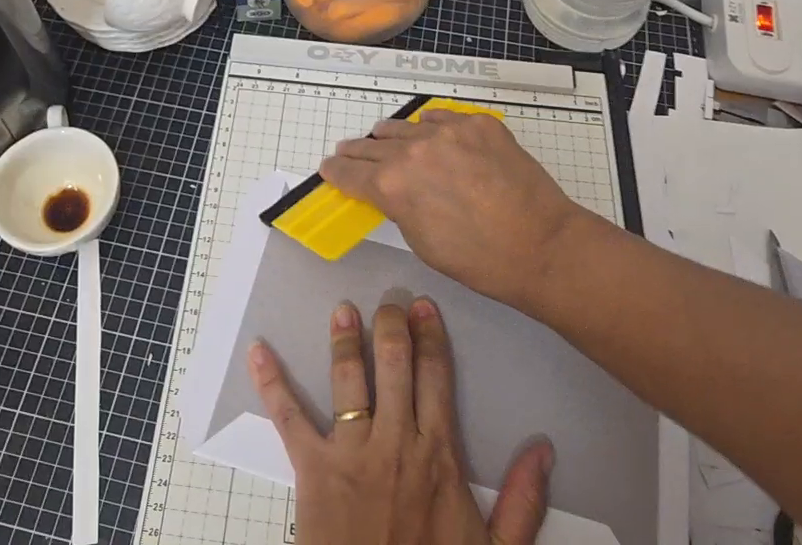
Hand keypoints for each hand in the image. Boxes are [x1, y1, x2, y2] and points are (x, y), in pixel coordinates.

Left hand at [247, 299, 552, 544]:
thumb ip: (522, 500)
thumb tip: (543, 448)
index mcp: (437, 455)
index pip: (436, 379)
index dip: (430, 338)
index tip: (424, 308)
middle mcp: (394, 441)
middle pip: (394, 366)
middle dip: (391, 326)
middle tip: (389, 301)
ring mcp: (350, 453)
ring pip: (347, 380)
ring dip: (344, 340)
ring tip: (342, 310)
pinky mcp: (312, 469)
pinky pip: (288, 417)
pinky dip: (270, 381)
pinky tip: (258, 352)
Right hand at [320, 110, 596, 307]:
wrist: (541, 245)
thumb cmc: (477, 259)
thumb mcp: (420, 240)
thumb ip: (398, 207)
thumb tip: (393, 191)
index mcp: (391, 184)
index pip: (349, 172)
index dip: (336, 171)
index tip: (329, 168)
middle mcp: (412, 149)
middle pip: (372, 144)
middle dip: (357, 151)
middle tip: (349, 152)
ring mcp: (448, 130)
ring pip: (405, 125)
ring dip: (391, 135)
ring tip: (387, 138)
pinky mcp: (479, 123)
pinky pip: (443, 118)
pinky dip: (432, 127)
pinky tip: (434, 135)